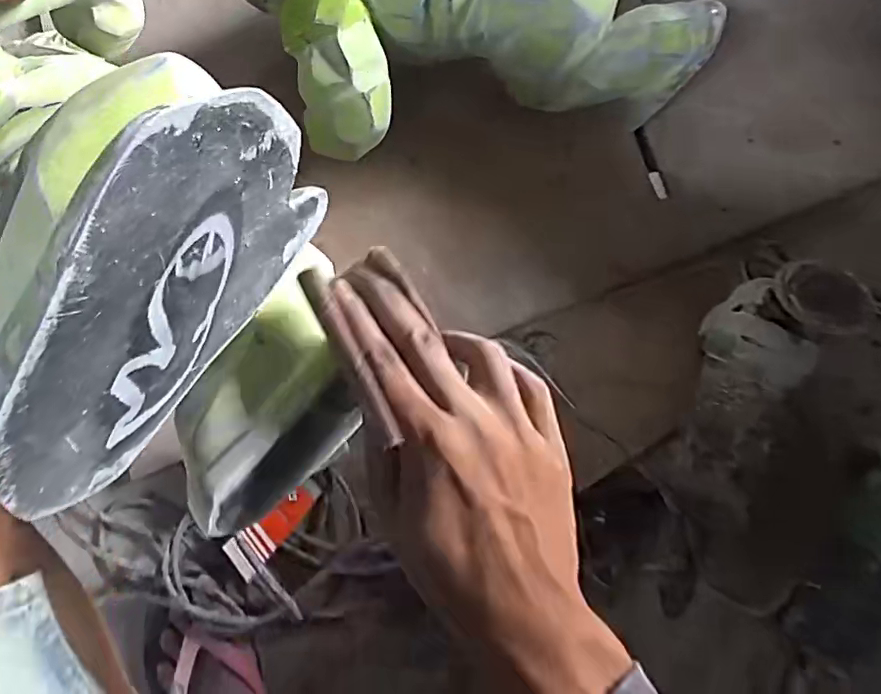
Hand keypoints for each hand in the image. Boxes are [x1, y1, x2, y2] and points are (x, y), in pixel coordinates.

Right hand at [306, 249, 633, 693]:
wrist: (530, 616)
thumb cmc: (444, 568)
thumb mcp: (389, 512)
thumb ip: (379, 448)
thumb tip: (372, 404)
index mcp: (426, 437)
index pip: (376, 362)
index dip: (348, 319)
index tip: (330, 284)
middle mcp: (472, 419)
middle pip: (422, 340)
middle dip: (388, 296)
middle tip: (367, 264)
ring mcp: (518, 426)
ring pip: (483, 352)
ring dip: (446, 328)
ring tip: (427, 326)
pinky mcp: (551, 441)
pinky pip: (531, 384)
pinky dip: (503, 366)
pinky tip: (484, 367)